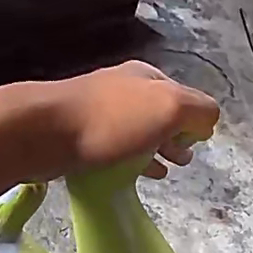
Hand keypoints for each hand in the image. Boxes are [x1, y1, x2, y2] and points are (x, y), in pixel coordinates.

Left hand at [6, 60, 219, 180]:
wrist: (45, 132)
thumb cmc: (111, 120)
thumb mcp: (168, 107)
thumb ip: (197, 111)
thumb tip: (208, 122)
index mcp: (147, 77)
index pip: (184, 96)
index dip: (195, 120)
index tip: (197, 144)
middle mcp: (123, 89)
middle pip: (159, 113)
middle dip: (175, 135)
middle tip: (183, 161)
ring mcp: (98, 113)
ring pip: (136, 133)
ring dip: (154, 149)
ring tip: (163, 171)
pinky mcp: (78, 137)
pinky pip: (113, 149)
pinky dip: (129, 160)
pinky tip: (132, 176)